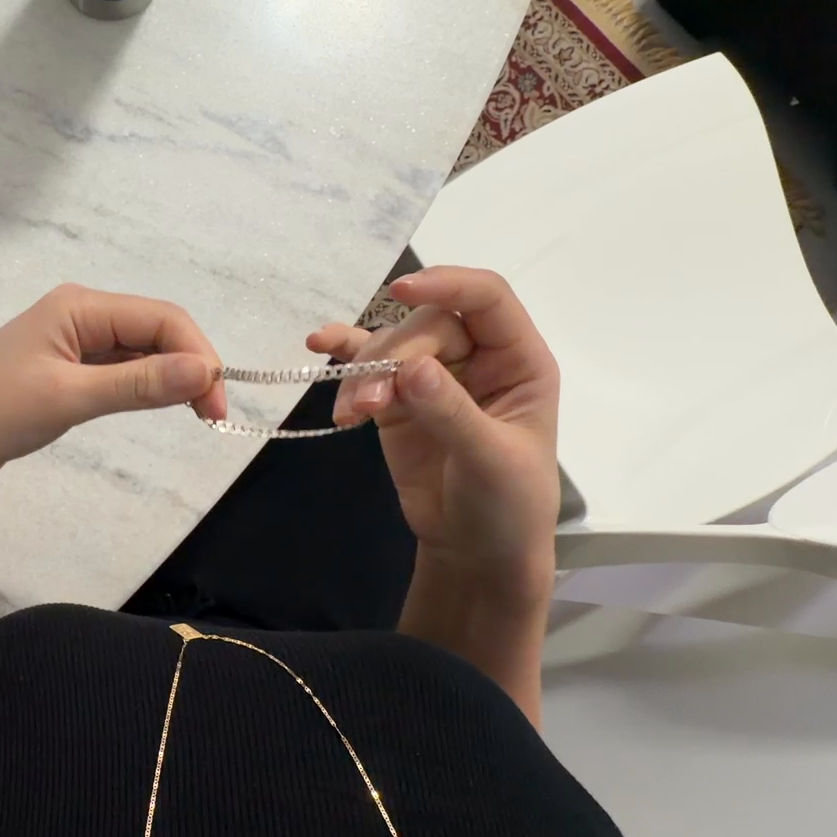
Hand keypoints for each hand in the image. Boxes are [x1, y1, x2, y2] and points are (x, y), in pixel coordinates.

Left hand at [0, 284, 227, 484]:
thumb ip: (137, 385)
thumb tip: (205, 370)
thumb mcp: (68, 399)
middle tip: (211, 418)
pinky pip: (118, 369)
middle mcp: (80, 314)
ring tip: (193, 415)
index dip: (198, 357)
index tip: (216, 407)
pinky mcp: (66, 368)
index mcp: (79, 306)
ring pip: (138, 352)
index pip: (161, 319)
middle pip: (154, 331)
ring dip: (168, 378)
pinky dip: (142, 386)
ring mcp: (72, 341)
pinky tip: (157, 406)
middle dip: (189, 367)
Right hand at [306, 267, 559, 578]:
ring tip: (349, 416)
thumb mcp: (489, 460)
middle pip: (425, 327)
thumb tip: (412, 369)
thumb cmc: (506, 507)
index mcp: (517, 362)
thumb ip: (451, 412)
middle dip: (391, 358)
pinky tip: (320, 347)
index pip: (486, 300)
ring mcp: (431, 380)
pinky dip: (344, 362)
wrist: (474, 551)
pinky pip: (367, 369)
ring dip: (362, 374)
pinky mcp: (396, 403)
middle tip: (369, 405)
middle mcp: (475, 360)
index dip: (448, 285)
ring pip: (389, 348)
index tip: (403, 290)